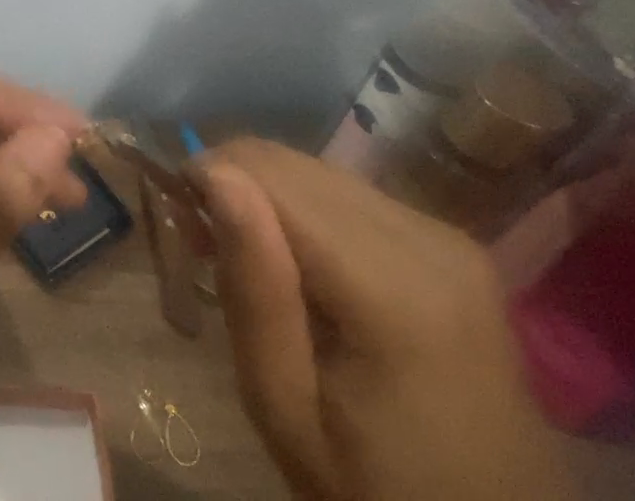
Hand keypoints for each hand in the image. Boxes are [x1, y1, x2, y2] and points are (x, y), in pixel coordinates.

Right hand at [194, 139, 574, 500]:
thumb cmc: (369, 481)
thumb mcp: (284, 406)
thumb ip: (254, 288)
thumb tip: (214, 176)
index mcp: (393, 289)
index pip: (272, 177)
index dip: (205, 181)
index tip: (181, 236)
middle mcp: (429, 241)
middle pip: (295, 165)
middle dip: (232, 187)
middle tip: (204, 251)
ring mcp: (449, 239)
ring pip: (319, 171)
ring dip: (266, 198)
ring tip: (245, 260)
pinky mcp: (453, 246)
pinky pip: (352, 195)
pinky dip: (304, 212)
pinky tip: (296, 264)